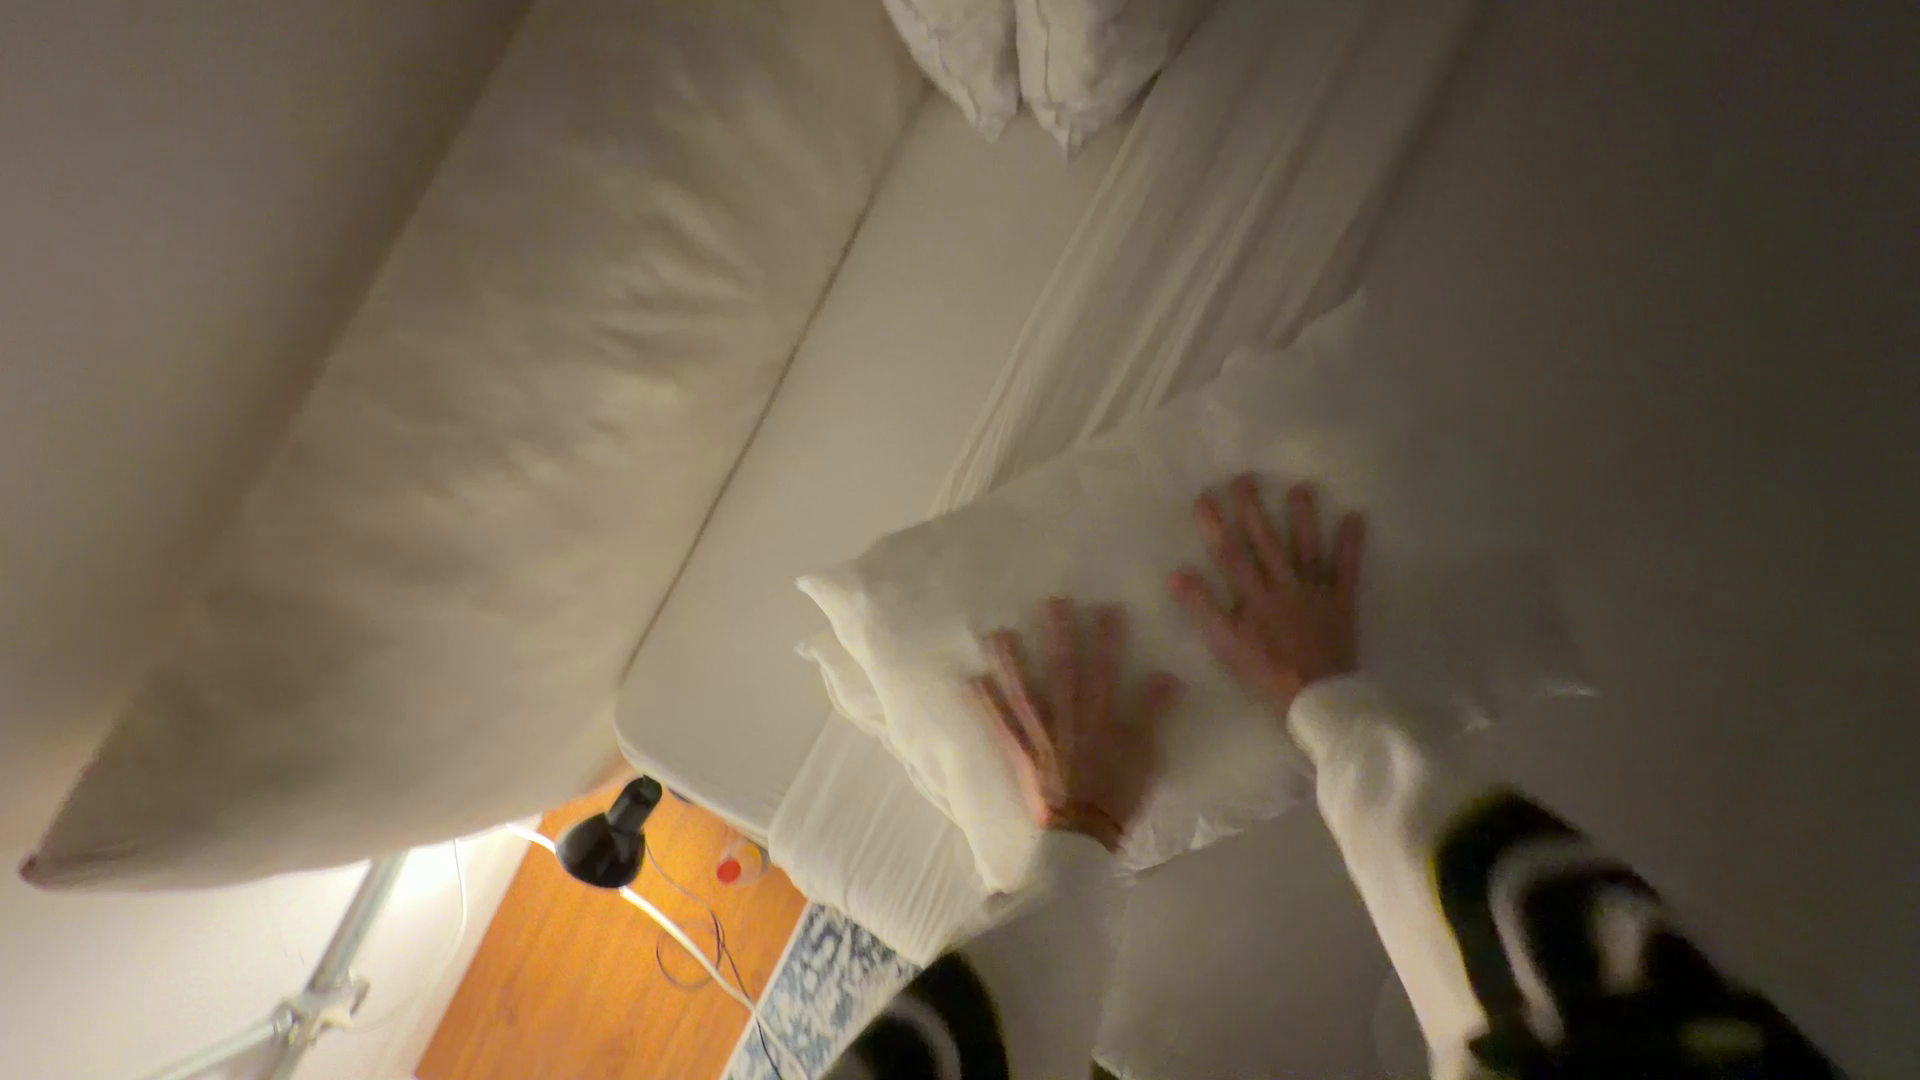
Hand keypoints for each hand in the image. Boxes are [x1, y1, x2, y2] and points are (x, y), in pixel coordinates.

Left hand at [968, 599, 1183, 853]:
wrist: (1081, 835)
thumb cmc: (1117, 796)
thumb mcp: (1144, 756)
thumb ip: (1152, 715)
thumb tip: (1167, 676)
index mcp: (1100, 721)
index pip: (1106, 673)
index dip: (1108, 640)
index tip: (1106, 608)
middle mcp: (1067, 721)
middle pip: (1063, 672)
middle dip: (1059, 636)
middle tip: (1052, 602)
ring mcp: (1039, 735)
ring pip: (1025, 692)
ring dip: (1012, 662)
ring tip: (998, 634)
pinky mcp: (1019, 752)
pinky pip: (1000, 725)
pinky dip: (986, 705)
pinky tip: (972, 681)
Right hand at [1170, 476, 1364, 717]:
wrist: (1316, 697)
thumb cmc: (1264, 672)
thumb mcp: (1225, 643)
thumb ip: (1203, 608)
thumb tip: (1177, 574)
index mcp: (1253, 596)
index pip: (1230, 553)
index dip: (1216, 525)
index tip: (1205, 497)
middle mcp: (1283, 585)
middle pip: (1266, 542)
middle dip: (1254, 509)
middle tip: (1246, 477)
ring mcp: (1315, 591)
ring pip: (1306, 547)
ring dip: (1303, 517)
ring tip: (1300, 487)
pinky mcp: (1341, 602)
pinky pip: (1347, 569)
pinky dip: (1351, 543)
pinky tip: (1355, 516)